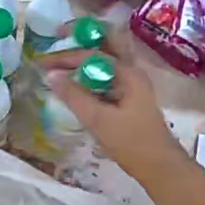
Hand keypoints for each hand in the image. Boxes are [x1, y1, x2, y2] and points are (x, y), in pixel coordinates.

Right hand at [39, 31, 187, 179]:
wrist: (161, 168)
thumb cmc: (132, 143)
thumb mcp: (99, 120)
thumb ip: (74, 96)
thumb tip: (51, 75)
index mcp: (128, 73)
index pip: (93, 55)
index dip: (66, 57)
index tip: (43, 62)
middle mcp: (132, 72)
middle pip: (106, 45)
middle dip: (82, 39)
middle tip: (59, 36)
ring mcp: (132, 85)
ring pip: (106, 61)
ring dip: (85, 57)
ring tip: (61, 59)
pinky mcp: (129, 98)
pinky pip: (107, 76)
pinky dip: (90, 74)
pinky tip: (75, 83)